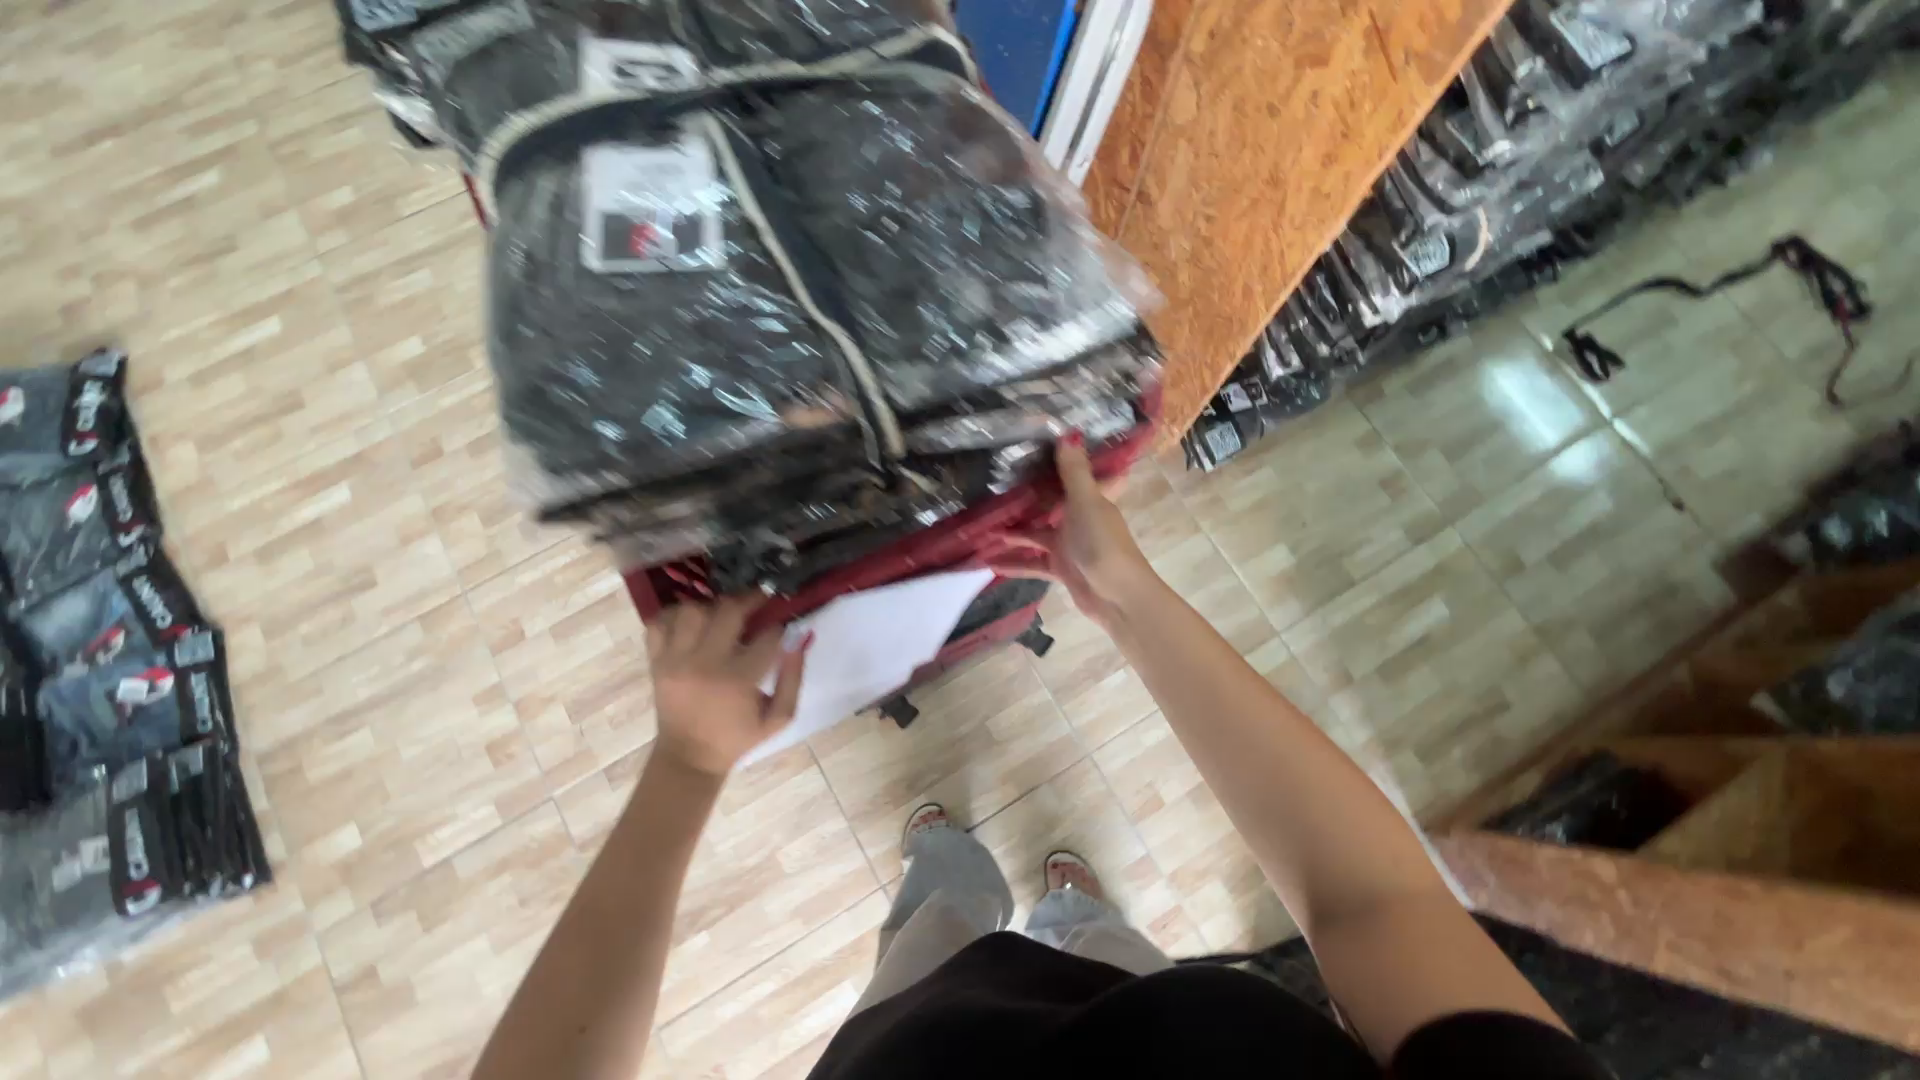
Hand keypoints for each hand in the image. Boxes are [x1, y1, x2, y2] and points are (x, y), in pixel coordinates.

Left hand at [645, 595, 808, 776]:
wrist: (689, 757)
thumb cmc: (738, 737)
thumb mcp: (778, 717)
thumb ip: (793, 678)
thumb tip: (798, 638)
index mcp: (738, 680)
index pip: (766, 636)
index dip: (779, 627)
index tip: (782, 625)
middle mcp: (704, 663)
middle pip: (727, 610)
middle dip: (749, 599)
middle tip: (759, 599)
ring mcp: (674, 660)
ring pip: (692, 610)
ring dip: (711, 606)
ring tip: (722, 613)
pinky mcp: (656, 662)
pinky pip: (659, 623)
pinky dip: (674, 616)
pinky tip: (691, 622)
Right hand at [984, 435, 1159, 628]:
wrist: (1118, 596)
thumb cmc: (1103, 543)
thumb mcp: (1085, 502)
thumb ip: (1073, 471)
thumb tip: (1069, 430)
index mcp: (1090, 500)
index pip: (1073, 476)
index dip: (1056, 464)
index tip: (1030, 450)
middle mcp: (1079, 520)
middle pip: (1049, 505)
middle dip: (1024, 500)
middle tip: (991, 488)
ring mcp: (1070, 547)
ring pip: (1036, 535)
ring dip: (1012, 534)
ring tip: (982, 528)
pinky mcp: (1061, 571)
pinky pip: (1033, 563)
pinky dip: (1014, 562)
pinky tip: (990, 563)